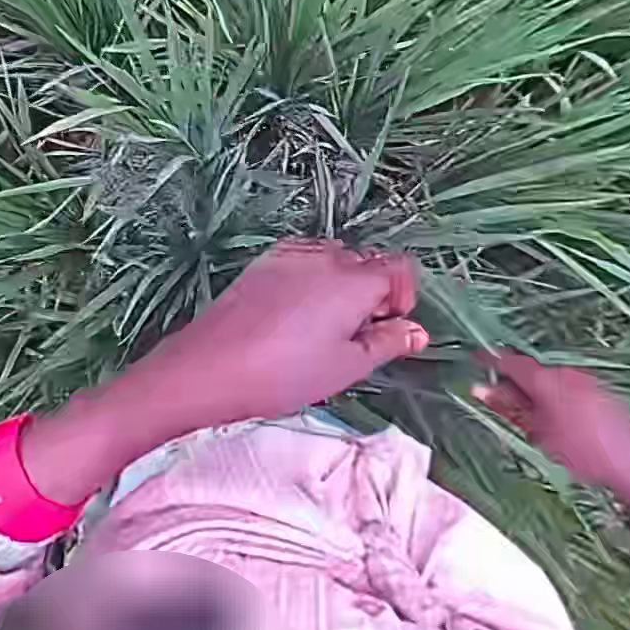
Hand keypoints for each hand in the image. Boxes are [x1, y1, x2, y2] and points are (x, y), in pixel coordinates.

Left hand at [23, 240, 425, 504]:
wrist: (211, 366)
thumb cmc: (285, 373)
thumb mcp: (346, 366)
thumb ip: (387, 343)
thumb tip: (417, 331)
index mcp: (352, 280)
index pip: (399, 268)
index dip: (403, 297)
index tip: (389, 327)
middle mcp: (325, 257)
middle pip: (367, 262)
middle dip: (374, 293)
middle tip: (357, 334)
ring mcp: (291, 255)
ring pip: (336, 259)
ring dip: (344, 284)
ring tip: (326, 325)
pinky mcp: (265, 262)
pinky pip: (305, 258)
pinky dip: (315, 277)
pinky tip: (298, 311)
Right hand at [472, 352, 629, 519]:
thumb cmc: (582, 449)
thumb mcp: (537, 430)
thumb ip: (508, 406)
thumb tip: (479, 389)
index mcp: (545, 378)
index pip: (509, 360)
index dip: (490, 359)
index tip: (474, 358)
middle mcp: (564, 372)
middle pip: (529, 368)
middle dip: (511, 379)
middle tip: (495, 395)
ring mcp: (584, 380)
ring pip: (547, 378)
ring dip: (531, 389)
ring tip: (525, 413)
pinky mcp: (597, 391)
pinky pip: (564, 385)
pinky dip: (550, 394)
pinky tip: (552, 417)